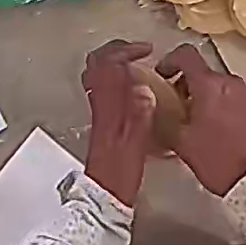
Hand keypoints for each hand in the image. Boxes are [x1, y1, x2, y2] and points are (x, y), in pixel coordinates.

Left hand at [82, 40, 156, 205]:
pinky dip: (115, 77)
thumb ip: (139, 114)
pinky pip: (102, 86)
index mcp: (107, 104)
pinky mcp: (101, 119)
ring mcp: (98, 109)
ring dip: (114, 61)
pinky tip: (132, 87)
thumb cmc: (120, 171)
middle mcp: (98, 102)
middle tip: (139, 51)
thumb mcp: (135, 143)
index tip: (147, 51)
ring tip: (135, 62)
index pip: (109, 63)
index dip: (127, 51)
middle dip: (117, 50)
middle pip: (97, 62)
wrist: (103, 194)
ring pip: (97, 73)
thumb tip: (144, 87)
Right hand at [156, 44, 245, 195]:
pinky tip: (218, 129)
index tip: (164, 74)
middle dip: (187, 86)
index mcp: (209, 85)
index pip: (186, 54)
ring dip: (206, 96)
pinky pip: (235, 97)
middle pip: (203, 72)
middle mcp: (230, 83)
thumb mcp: (181, 142)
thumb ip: (162, 119)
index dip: (170, 60)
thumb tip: (152, 109)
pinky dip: (224, 105)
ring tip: (198, 122)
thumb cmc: (220, 159)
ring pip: (219, 85)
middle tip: (177, 107)